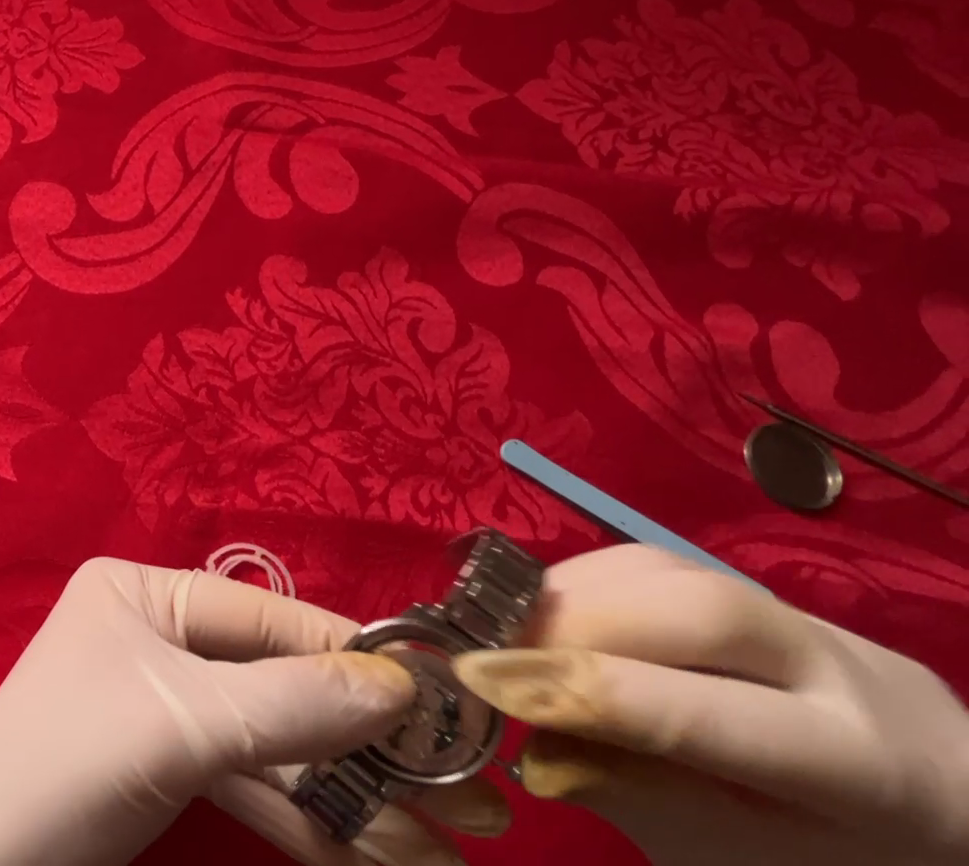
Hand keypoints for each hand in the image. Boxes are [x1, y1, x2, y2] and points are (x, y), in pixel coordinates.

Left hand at [0, 558, 499, 865]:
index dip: (352, 653)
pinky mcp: (170, 762)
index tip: (438, 690)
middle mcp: (158, 635)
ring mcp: (168, 702)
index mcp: (145, 594)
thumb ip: (292, 702)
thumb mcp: (183, 722)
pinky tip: (376, 854)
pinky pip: (250, 780)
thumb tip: (398, 687)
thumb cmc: (72, 760)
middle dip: (366, 738)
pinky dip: (307, 817)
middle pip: (281, 681)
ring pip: (276, 740)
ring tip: (445, 838)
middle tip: (462, 785)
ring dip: (351, 790)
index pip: (268, 615)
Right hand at [453, 545, 968, 865]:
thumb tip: (523, 731)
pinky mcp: (770, 597)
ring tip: (509, 628)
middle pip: (700, 610)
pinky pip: (663, 564)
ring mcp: (816, 622)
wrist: (942, 825)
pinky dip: (590, 582)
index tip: (478, 677)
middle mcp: (853, 677)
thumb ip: (627, 794)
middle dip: (574, 618)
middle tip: (489, 644)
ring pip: (675, 570)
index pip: (706, 715)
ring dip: (573, 591)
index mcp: (866, 773)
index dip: (581, 687)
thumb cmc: (821, 864)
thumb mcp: (725, 861)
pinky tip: (555, 613)